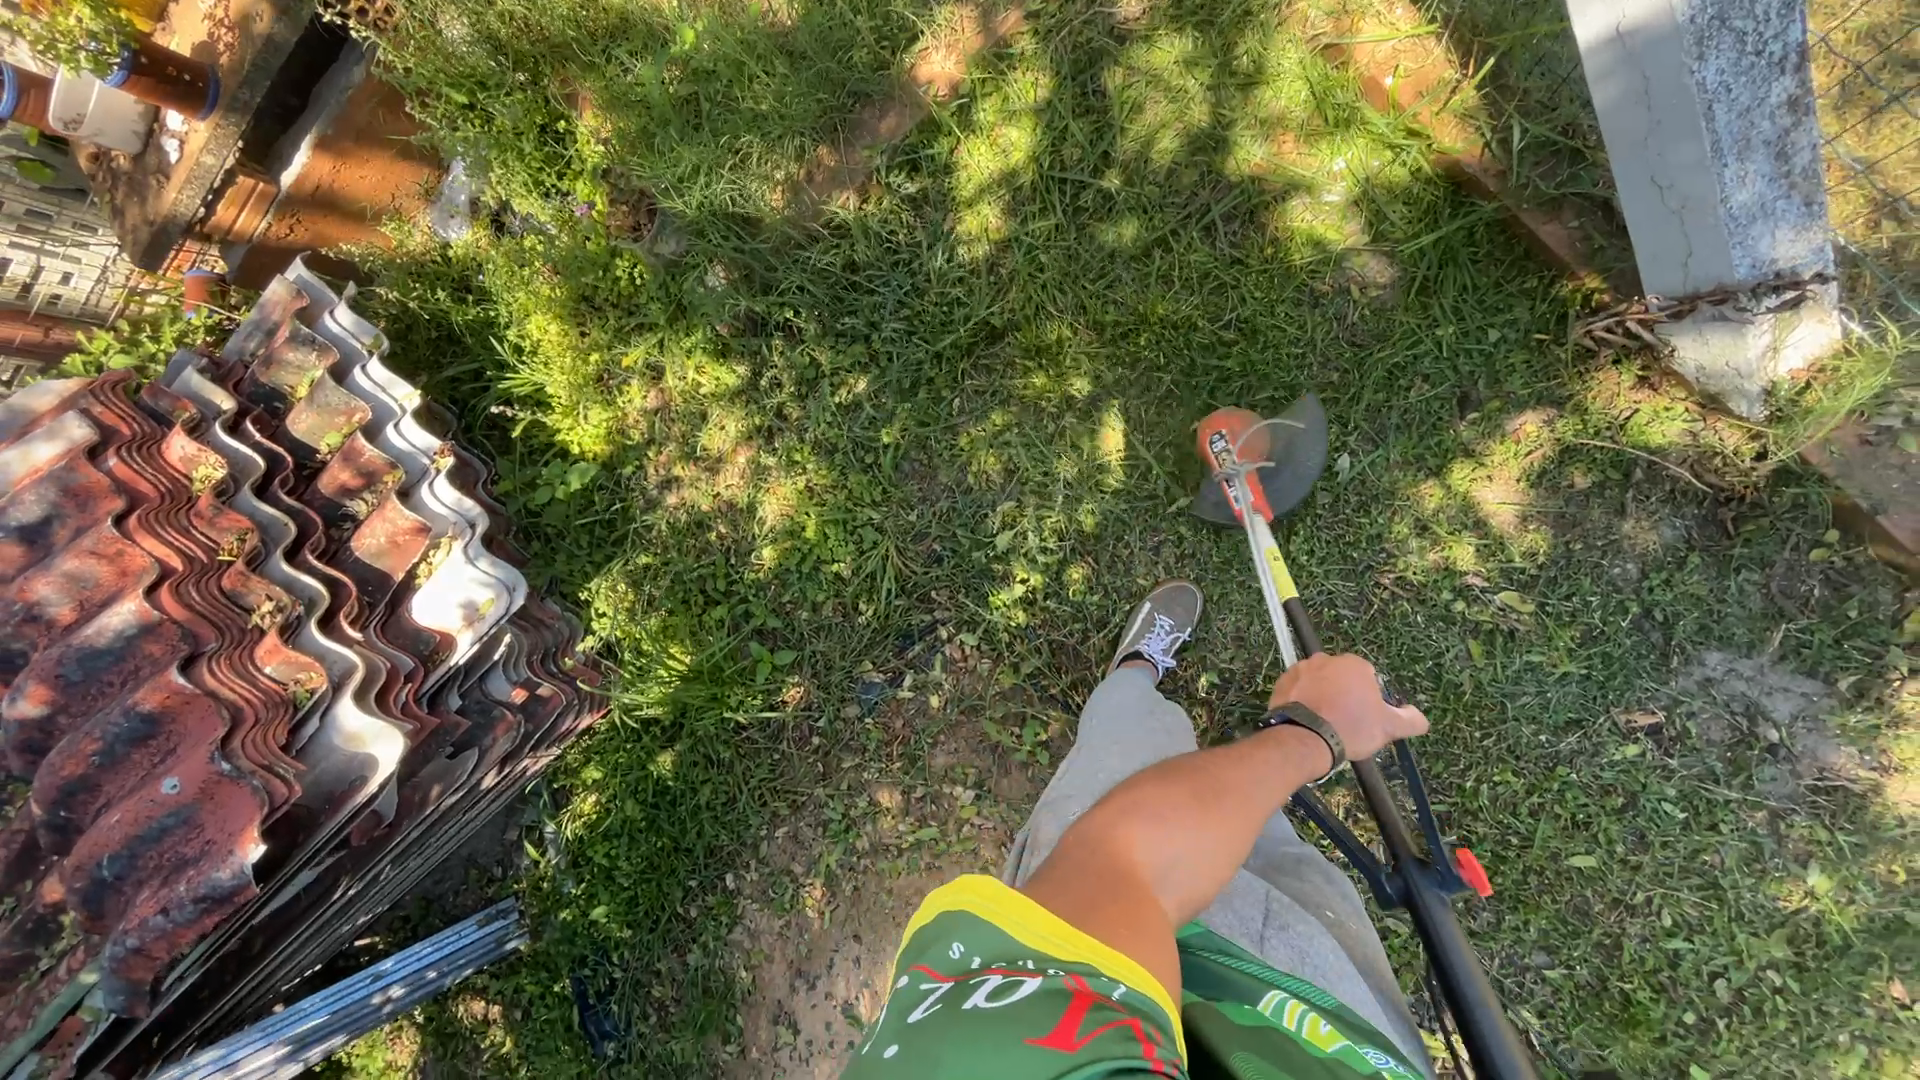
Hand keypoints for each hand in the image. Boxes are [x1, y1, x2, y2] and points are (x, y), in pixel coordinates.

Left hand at [1268, 653, 1428, 760]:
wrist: (1305, 737)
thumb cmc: (1351, 728)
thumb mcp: (1389, 727)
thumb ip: (1411, 720)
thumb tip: (1420, 717)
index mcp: (1353, 664)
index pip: (1367, 676)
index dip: (1368, 697)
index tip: (1364, 715)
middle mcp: (1325, 659)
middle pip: (1340, 677)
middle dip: (1344, 694)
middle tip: (1345, 720)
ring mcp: (1300, 668)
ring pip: (1318, 682)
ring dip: (1321, 695)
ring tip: (1324, 721)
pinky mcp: (1281, 681)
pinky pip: (1297, 689)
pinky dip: (1302, 699)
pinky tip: (1307, 718)